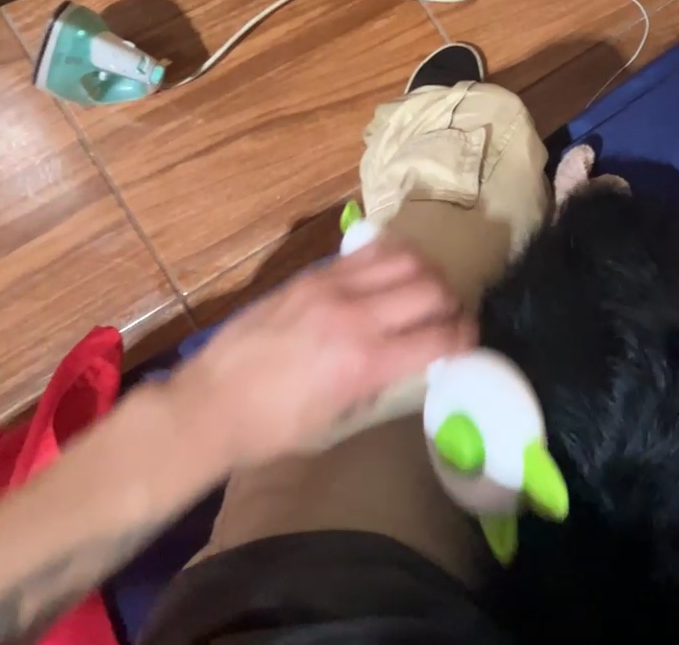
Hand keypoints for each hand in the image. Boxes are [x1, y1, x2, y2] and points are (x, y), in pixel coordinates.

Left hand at [169, 237, 473, 468]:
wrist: (208, 403)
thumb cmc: (273, 428)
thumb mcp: (339, 419)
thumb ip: (385, 384)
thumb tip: (419, 362)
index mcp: (364, 363)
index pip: (440, 337)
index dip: (466, 337)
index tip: (470, 340)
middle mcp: (356, 316)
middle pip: (433, 289)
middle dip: (453, 303)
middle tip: (450, 316)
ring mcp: (334, 287)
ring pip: (408, 259)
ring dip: (428, 274)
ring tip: (426, 289)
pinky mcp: (315, 274)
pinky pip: (371, 250)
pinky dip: (395, 257)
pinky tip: (394, 272)